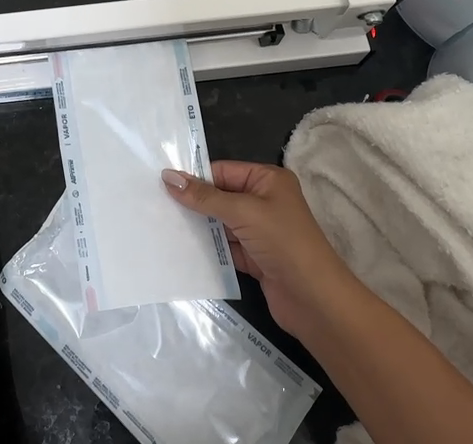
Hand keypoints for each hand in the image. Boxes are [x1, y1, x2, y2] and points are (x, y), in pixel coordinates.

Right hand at [163, 160, 347, 339]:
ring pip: (221, 223)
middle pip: (221, 196)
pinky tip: (182, 247)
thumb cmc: (283, 242)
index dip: (195, 177)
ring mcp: (261, 232)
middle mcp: (265, 202)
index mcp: (268, 181)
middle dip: (193, 202)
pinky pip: (225, 247)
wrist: (315, 300)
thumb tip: (168, 176)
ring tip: (162, 224)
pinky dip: (208, 248)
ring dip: (198, 226)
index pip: (224, 171)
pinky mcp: (255, 257)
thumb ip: (204, 197)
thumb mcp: (242, 212)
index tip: (162, 183)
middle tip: (156, 202)